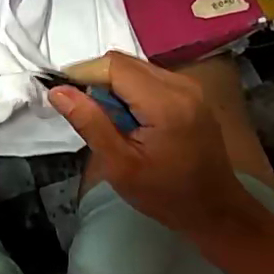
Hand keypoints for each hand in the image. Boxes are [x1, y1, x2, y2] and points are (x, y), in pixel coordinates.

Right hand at [47, 52, 248, 231]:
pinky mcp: (190, 93)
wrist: (216, 211)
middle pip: (123, 62)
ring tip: (103, 117)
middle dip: (94, 79)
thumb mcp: (119, 165)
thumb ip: (89, 123)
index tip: (62, 95)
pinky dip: (128, 89)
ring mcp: (189, 87)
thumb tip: (57, 91)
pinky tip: (125, 117)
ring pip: (134, 67)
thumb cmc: (165, 194)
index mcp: (166, 104)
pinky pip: (147, 76)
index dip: (82, 74)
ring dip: (111, 85)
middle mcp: (181, 85)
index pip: (113, 66)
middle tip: (82, 111)